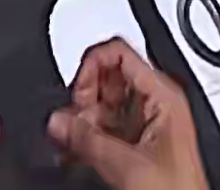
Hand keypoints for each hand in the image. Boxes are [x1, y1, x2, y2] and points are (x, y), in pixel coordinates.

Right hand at [48, 39, 207, 189]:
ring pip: (108, 103)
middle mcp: (157, 101)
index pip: (120, 52)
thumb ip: (89, 140)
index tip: (76, 92)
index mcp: (162, 93)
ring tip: (68, 138)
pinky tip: (76, 151)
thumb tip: (58, 120)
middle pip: (111, 77)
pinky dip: (91, 136)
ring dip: (85, 118)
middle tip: (73, 119)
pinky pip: (110, 127)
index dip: (93, 65)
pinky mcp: (142, 145)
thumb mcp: (128, 167)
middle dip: (86, 96)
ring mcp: (150, 123)